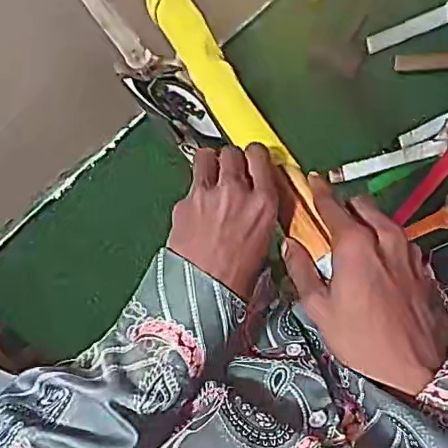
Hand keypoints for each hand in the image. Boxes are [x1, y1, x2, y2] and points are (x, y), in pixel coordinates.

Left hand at [167, 144, 284, 300]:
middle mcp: (236, 192)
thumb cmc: (232, 282)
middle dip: (232, 160)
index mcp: (263, 204)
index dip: (255, 156)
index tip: (253, 160)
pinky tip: (196, 210)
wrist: (201, 294)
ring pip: (207, 156)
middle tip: (231, 172)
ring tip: (211, 176)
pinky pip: (190, 186)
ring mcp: (207, 195)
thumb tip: (257, 215)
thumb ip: (261, 221)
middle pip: (233, 153)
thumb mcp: (264, 250)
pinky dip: (193, 193)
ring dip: (210, 163)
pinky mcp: (184, 203)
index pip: (261, 156)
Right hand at [284, 174, 447, 394]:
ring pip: (382, 218)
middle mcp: (385, 237)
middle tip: (329, 220)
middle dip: (343, 206)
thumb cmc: (364, 341)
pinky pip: (398, 238)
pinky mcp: (422, 263)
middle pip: (361, 203)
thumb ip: (302, 271)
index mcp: (355, 244)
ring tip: (352, 242)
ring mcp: (408, 249)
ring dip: (365, 221)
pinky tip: (376, 261)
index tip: (310, 184)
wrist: (416, 364)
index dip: (317, 192)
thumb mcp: (320, 311)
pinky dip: (384, 240)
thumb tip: (291, 247)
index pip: (332, 204)